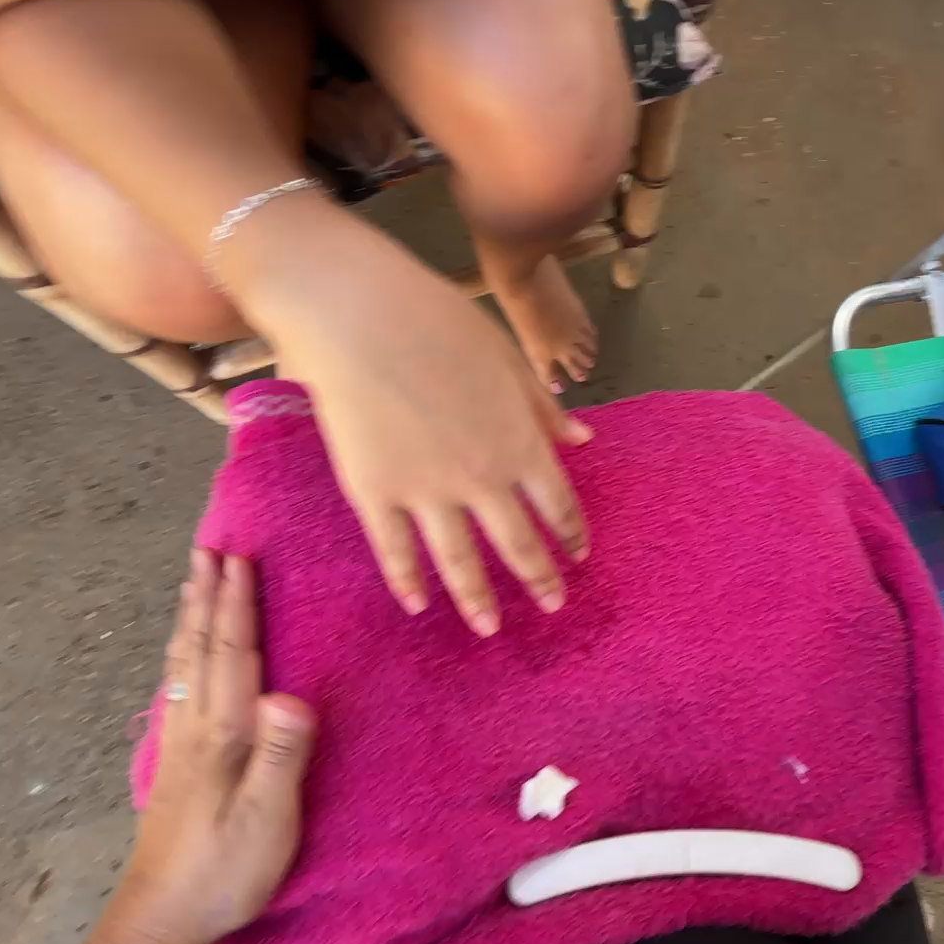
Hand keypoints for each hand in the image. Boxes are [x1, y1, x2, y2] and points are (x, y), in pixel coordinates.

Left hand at [94, 550, 316, 943]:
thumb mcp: (265, 818)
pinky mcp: (174, 759)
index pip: (231, 654)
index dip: (235, 605)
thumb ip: (279, 755)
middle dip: (206, 595)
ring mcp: (178, 742)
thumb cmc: (224, 868)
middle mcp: (194, 726)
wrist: (160, 919)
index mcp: (220, 733)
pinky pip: (179, 684)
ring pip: (184, 663)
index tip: (237, 558)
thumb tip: (291, 693)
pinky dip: (182, 650)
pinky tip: (183, 649)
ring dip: (190, 615)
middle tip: (207, 549)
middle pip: (200, 647)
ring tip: (192, 581)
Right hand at [230, 206, 591, 637]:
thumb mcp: (510, 361)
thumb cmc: (443, 325)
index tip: (578, 556)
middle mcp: (482, 479)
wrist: (360, 315)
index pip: (557, 505)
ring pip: (460, 561)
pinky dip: (408, 581)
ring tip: (491, 628)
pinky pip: (395, 551)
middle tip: (554, 608)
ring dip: (479, 599)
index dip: (570, 534)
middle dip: (539, 578)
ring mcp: (427, 492)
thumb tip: (583, 439)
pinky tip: (418, 605)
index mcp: (520, 444)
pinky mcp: (374, 494)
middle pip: (517, 544)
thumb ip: (544, 410)